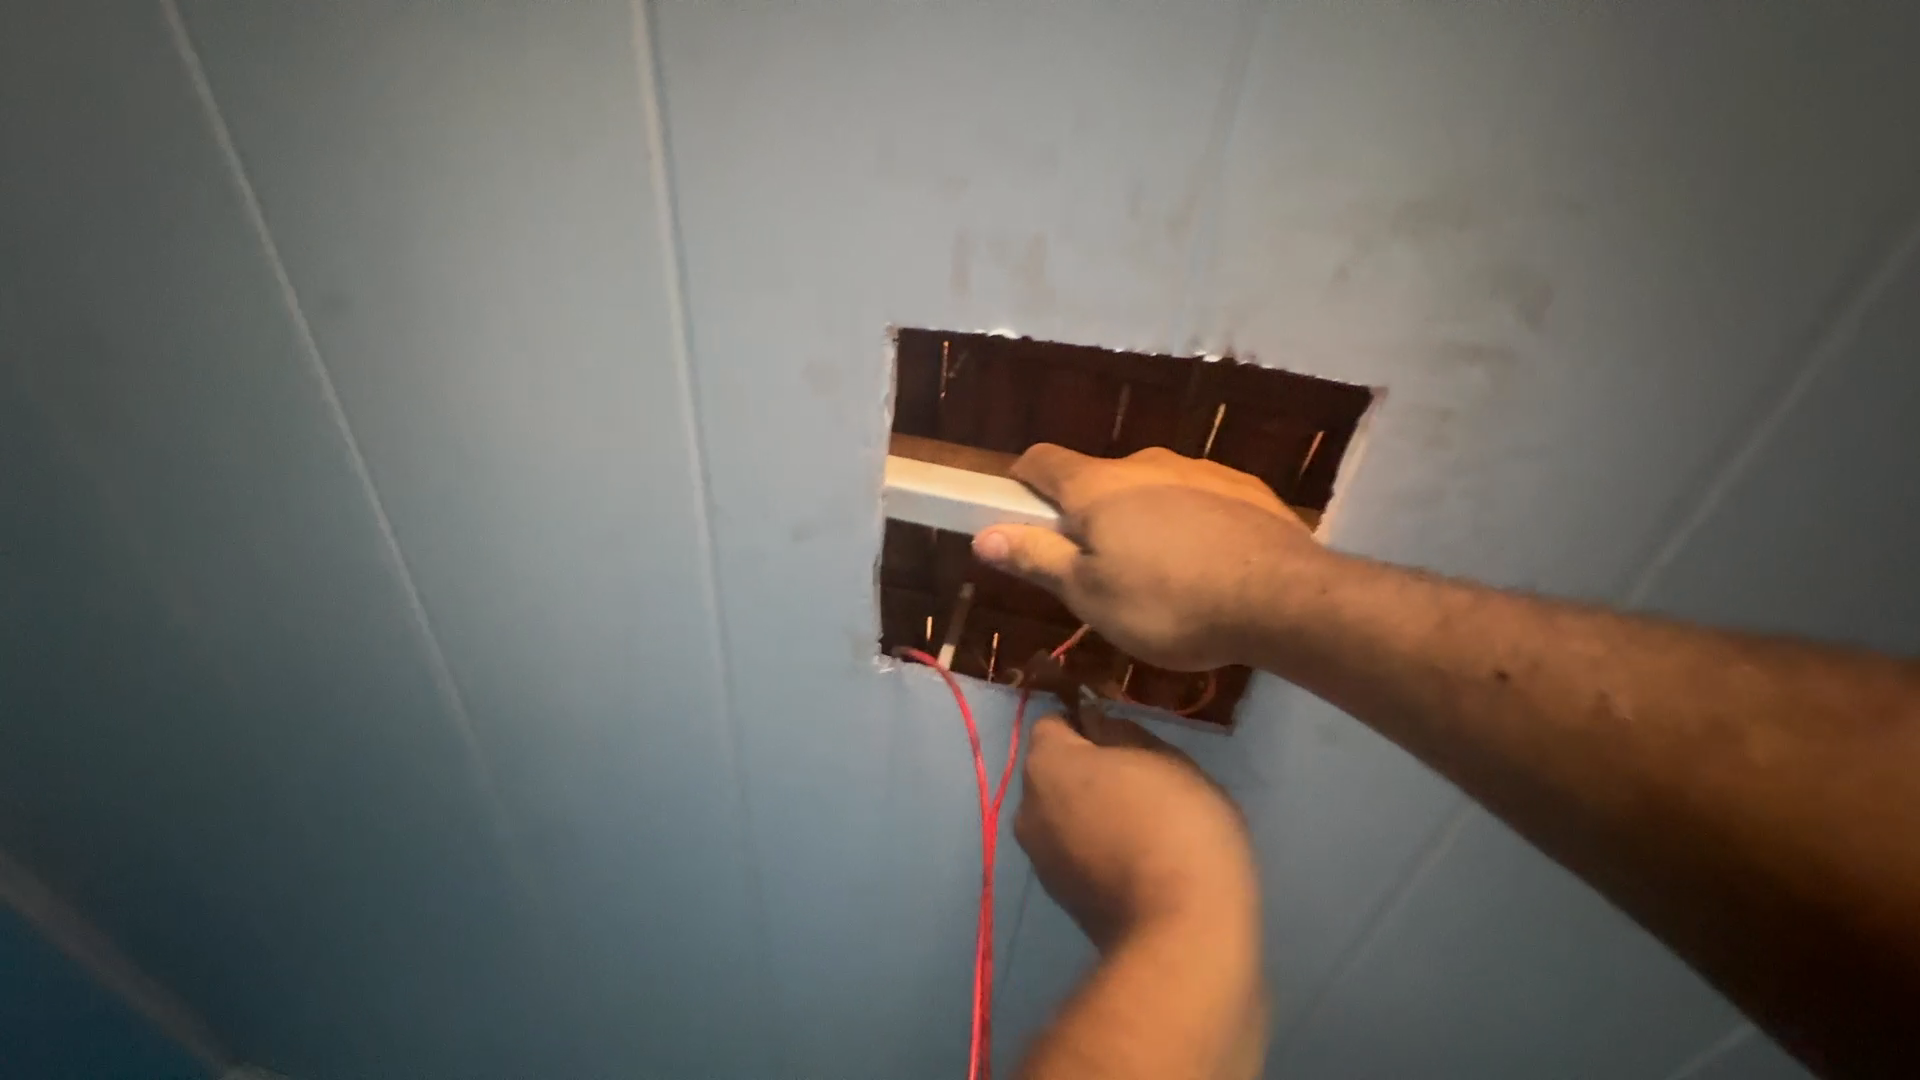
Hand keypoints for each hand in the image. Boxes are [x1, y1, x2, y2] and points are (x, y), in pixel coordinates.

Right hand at [974, 445, 1324, 670]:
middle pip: (1098, 479)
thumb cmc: (1169, 602)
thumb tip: (982, 535)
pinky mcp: (1244, 487)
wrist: (1285, 599)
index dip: (1021, 480)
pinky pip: (1197, 498)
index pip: (1041, 461)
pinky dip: (1187, 521)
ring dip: (1140, 518)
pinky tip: (1206, 562)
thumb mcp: (1090, 594)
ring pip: (1150, 489)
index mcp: (1097, 488)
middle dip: (1087, 513)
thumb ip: (1037, 559)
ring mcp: (1199, 470)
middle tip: (1097, 568)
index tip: (1019, 510)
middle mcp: (1145, 464)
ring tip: (1160, 573)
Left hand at [1015, 710, 1257, 948]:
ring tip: (1145, 828)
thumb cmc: (1176, 824)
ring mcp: (1039, 859)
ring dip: (1091, 813)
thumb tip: (1096, 723)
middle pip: (1054, 773)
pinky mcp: (1060, 899)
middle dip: (1089, 772)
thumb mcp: (1165, 758)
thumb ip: (1122, 733)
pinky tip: (1139, 862)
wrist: (1182, 933)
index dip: (1088, 725)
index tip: (1127, 741)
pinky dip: (1096, 849)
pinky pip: (1074, 852)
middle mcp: (1028, 809)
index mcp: (1046, 764)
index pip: (1054, 724)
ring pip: (1063, 815)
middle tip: (1143, 784)